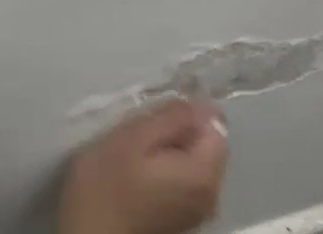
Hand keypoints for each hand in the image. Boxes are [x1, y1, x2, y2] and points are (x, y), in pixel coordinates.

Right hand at [58, 99, 228, 233]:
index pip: (215, 126)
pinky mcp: (177, 218)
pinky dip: (162, 166)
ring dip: (167, 146)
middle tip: (139, 127)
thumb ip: (171, 118)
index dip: (190, 109)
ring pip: (190, 161)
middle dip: (177, 129)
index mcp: (204, 175)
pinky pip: (180, 179)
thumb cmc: (106, 186)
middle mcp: (210, 196)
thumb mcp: (132, 138)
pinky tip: (134, 168)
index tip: (157, 106)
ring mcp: (194, 211)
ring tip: (132, 145)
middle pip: (204, 145)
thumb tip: (201, 103)